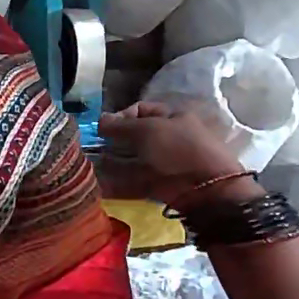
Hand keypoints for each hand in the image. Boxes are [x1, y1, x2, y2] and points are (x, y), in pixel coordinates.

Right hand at [96, 102, 261, 206]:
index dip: (121, 116)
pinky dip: (117, 184)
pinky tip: (100, 185)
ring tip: (92, 169)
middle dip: (113, 143)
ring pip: (131, 161)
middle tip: (93, 150)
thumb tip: (100, 120)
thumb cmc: (179, 148)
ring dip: (111, 164)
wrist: (207, 189)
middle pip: (135, 137)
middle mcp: (167, 138)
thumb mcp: (148, 130)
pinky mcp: (159, 185)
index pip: (141, 110)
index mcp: (172, 117)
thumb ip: (121, 126)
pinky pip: (133, 182)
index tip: (103, 128)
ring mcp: (163, 163)